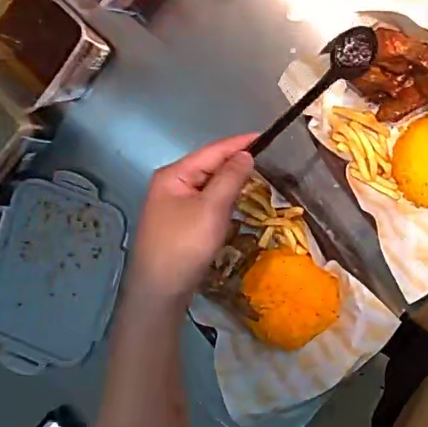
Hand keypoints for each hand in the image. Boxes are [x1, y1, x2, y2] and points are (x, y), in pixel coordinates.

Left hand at [125, 134, 256, 304]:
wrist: (160, 290)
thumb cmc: (185, 245)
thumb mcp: (211, 208)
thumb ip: (230, 178)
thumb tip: (245, 154)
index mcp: (174, 175)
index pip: (212, 151)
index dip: (239, 143)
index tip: (265, 136)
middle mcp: (170, 185)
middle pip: (208, 166)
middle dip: (235, 160)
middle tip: (268, 156)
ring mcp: (172, 205)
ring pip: (207, 185)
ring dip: (231, 180)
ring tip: (258, 174)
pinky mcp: (179, 223)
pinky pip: (205, 201)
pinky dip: (223, 197)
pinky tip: (238, 200)